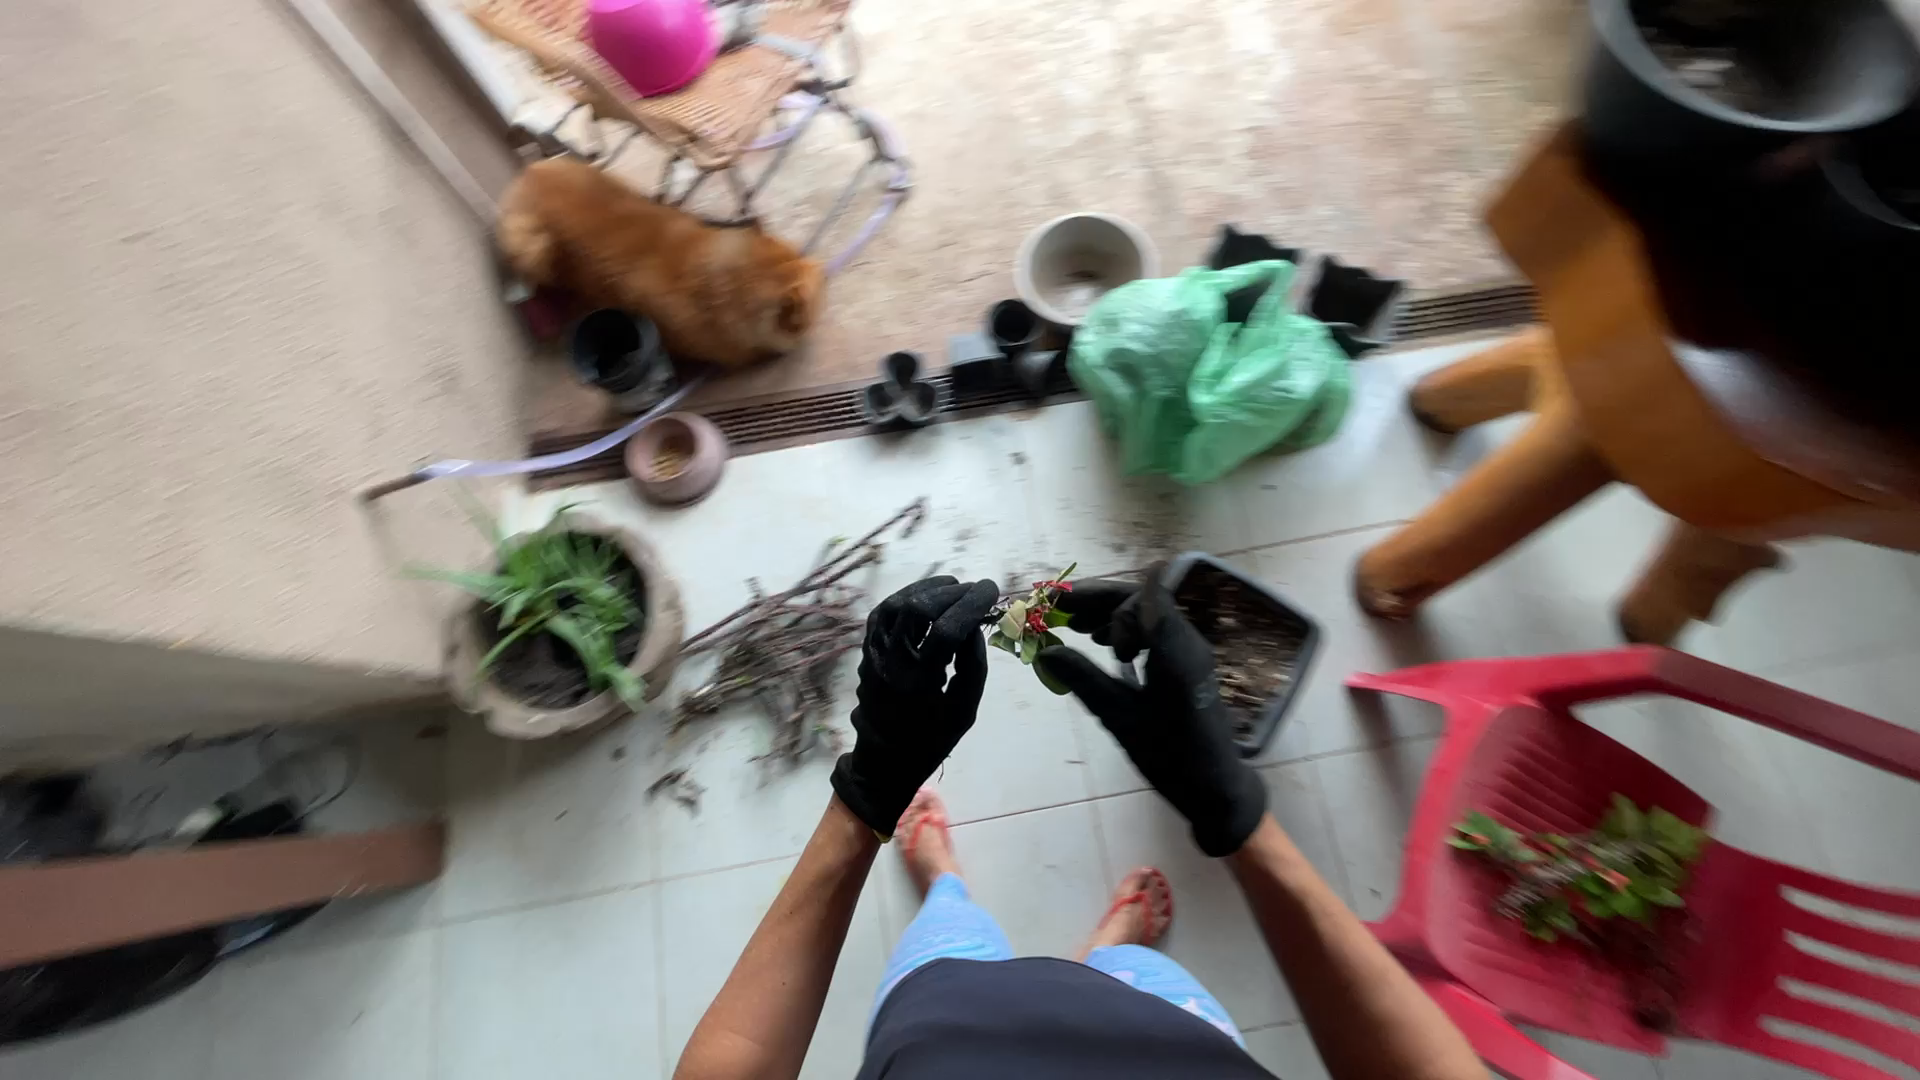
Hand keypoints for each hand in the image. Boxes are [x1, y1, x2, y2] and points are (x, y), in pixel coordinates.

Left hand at [831, 575, 998, 836]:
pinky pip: (882, 612)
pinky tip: (926, 595)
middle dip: (952, 593)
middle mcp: (891, 662)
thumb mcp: (964, 712)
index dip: (971, 604)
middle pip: (917, 609)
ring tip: (954, 587)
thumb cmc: (929, 741)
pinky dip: (905, 596)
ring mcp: (873, 653)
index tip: (992, 591)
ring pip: (895, 604)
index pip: (946, 630)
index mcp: (918, 683)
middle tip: (976, 590)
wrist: (882, 760)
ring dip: (927, 589)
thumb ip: (973, 667)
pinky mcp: (866, 649)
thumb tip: (973, 627)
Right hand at [1036, 568, 1266, 855]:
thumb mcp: (1118, 717)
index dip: (1100, 594)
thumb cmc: (1170, 756)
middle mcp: (1186, 640)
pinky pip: (1152, 629)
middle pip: (1139, 599)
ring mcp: (1188, 649)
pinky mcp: (1185, 661)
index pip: (1141, 597)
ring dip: (1108, 613)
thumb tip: (1045, 653)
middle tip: (1056, 608)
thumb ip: (1082, 678)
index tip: (1062, 601)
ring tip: (1072, 624)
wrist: (1215, 787)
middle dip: (1096, 600)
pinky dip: (1123, 629)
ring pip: (1145, 612)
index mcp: (1174, 649)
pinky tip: (1100, 642)